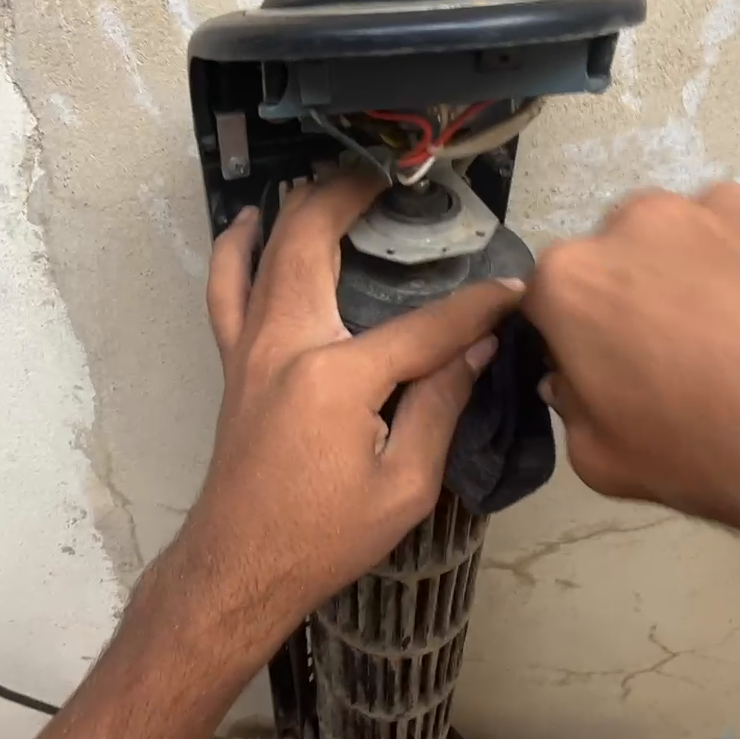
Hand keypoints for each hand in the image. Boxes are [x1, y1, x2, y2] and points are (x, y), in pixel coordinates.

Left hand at [177, 170, 521, 646]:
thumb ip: (440, 404)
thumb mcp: (406, 485)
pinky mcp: (233, 361)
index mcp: (338, 376)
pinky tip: (247, 225)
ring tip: (329, 179)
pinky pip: (225, 287)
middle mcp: (285, 342)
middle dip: (352, 194)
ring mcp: (249, 347)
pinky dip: (236, 248)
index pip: (426, 326)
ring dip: (296, 206)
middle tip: (391, 173)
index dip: (478, 306)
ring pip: (264, 251)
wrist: (240, 565)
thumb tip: (476, 346)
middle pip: (314, 241)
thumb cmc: (324, 536)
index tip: (514, 288)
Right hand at [525, 183, 739, 581]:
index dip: (566, 337)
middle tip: (673, 354)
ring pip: (687, 238)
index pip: (543, 297)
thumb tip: (575, 375)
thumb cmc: (712, 454)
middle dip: (629, 296)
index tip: (598, 369)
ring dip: (695, 275)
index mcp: (573, 278)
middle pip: (614, 256)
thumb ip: (570, 406)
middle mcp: (637, 221)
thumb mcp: (602, 461)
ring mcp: (724, 206)